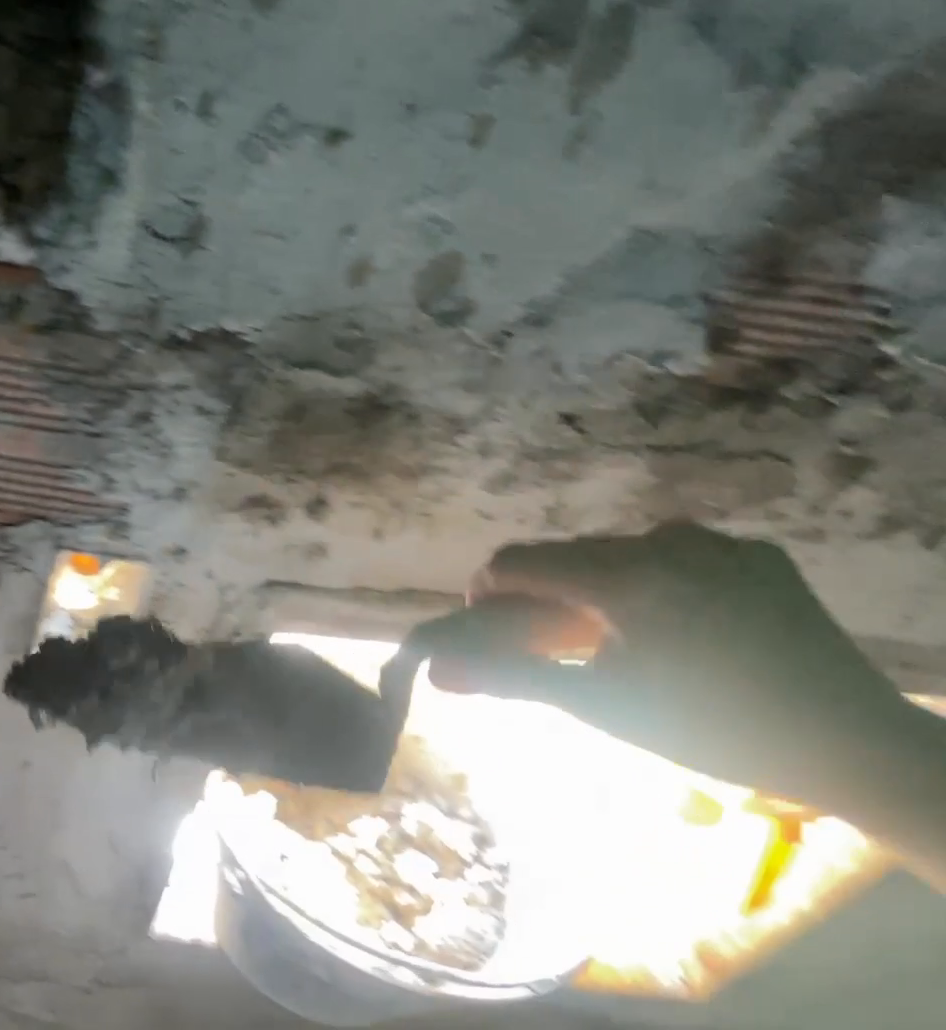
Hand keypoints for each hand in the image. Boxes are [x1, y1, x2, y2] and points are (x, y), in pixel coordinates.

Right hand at [424, 522, 915, 806]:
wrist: (855, 748)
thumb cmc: (709, 731)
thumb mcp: (598, 703)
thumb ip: (509, 675)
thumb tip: (433, 671)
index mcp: (623, 576)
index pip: (515, 562)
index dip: (488, 595)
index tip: (494, 632)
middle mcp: (664, 541)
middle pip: (562, 557)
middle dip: (540, 598)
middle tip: (552, 648)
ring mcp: (715, 543)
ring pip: (612, 553)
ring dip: (591, 590)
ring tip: (614, 642)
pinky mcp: (754, 553)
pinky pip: (669, 555)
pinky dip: (646, 584)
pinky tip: (671, 628)